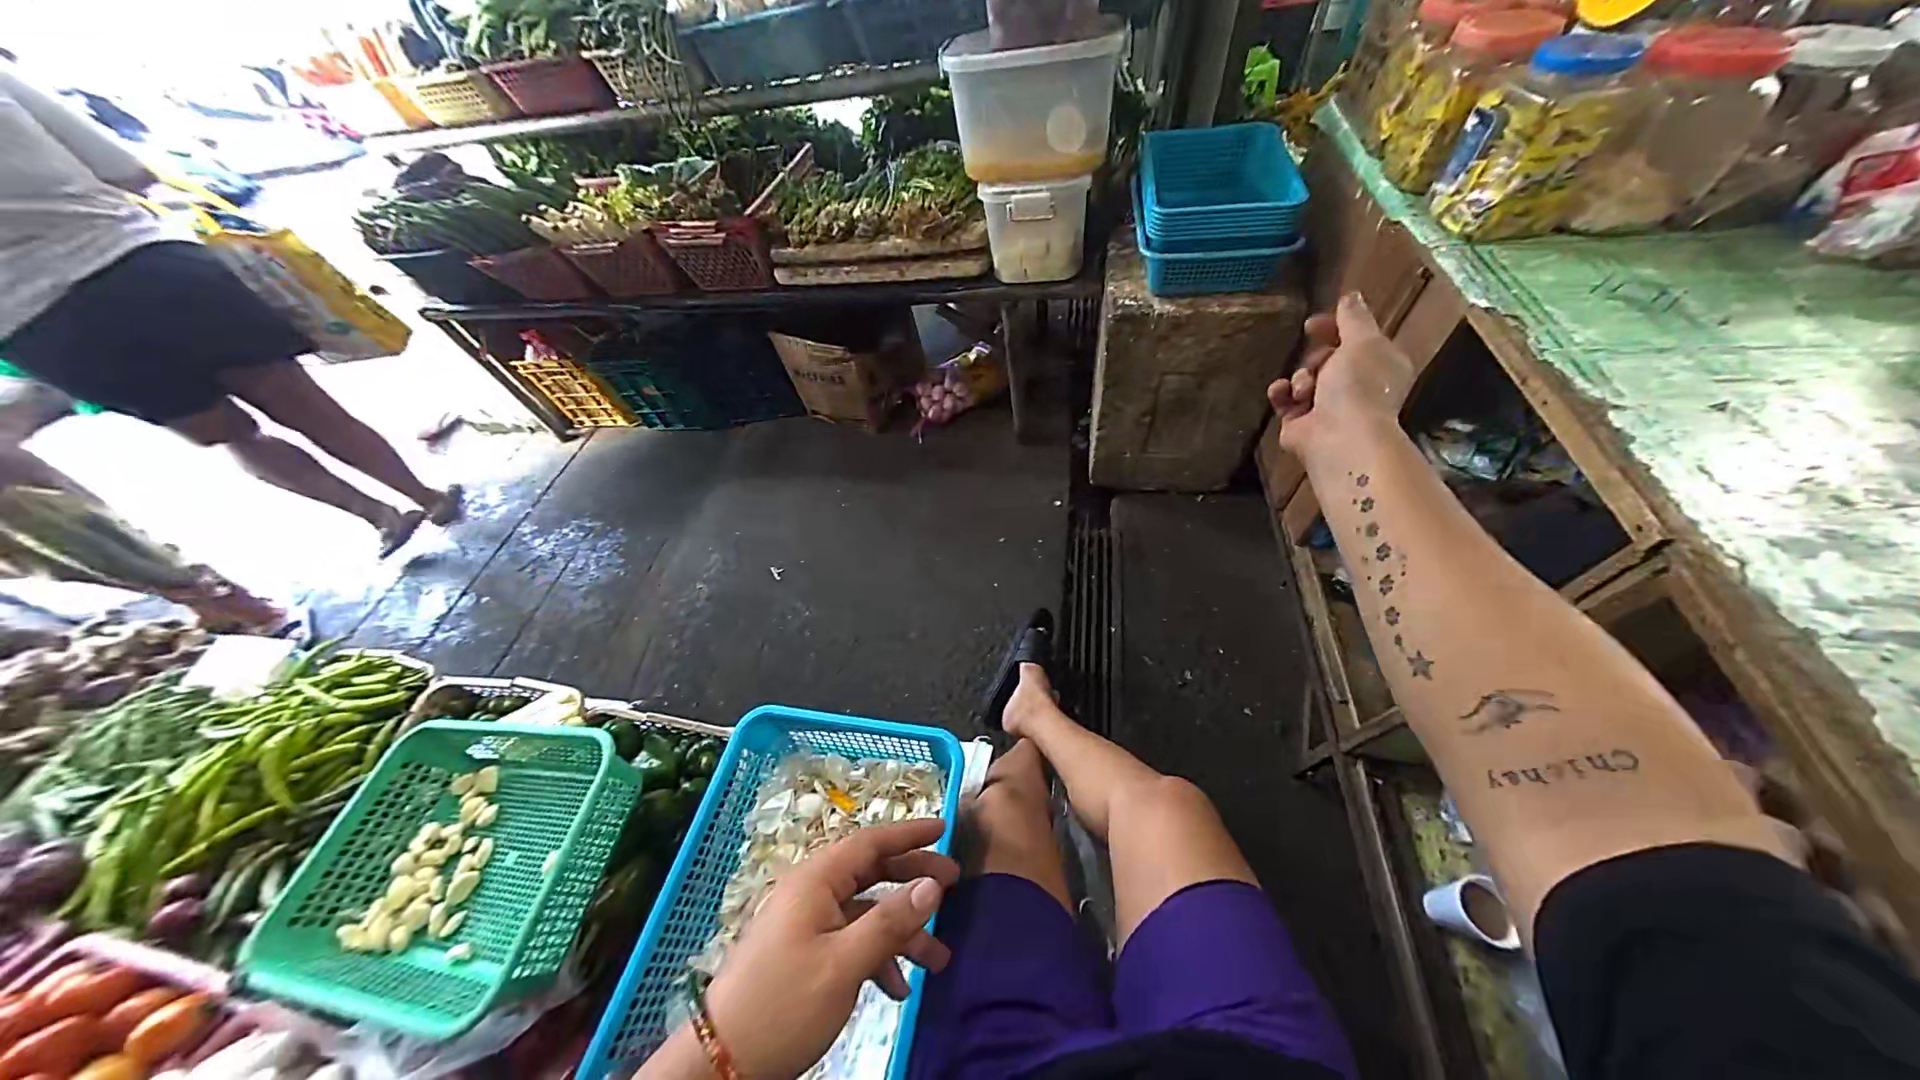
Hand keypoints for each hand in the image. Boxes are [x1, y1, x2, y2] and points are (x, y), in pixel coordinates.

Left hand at [701, 818, 959, 1077]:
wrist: (722, 1063)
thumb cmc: (784, 1004)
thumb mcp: (844, 963)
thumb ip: (891, 921)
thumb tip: (932, 885)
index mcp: (816, 880)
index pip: (871, 841)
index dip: (909, 833)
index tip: (945, 828)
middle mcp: (813, 892)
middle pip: (872, 873)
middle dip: (913, 880)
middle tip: (954, 886)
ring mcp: (808, 923)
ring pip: (867, 912)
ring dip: (902, 932)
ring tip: (938, 959)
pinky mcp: (806, 953)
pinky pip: (852, 941)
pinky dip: (878, 957)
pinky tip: (897, 989)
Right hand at [1267, 293, 1415, 458]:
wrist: (1339, 437)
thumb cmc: (1358, 386)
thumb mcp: (1362, 341)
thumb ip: (1354, 318)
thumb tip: (1351, 296)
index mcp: (1379, 366)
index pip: (1355, 340)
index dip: (1334, 329)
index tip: (1312, 324)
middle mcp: (1356, 386)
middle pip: (1326, 359)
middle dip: (1315, 358)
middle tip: (1316, 365)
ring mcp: (1327, 407)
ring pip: (1303, 379)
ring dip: (1299, 378)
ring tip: (1303, 390)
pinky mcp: (1301, 424)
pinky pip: (1285, 401)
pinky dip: (1281, 395)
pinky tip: (1282, 393)